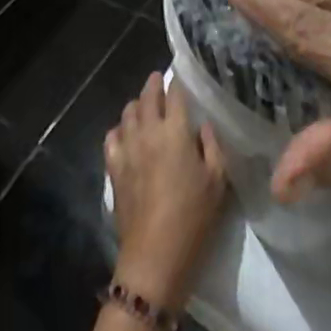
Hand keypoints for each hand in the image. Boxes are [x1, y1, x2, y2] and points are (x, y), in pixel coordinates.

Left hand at [106, 73, 228, 309]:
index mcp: (175, 132)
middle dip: (153, 85)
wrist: (155, 254)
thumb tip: (203, 125)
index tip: (181, 75)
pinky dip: (120, 129)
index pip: (174, 95)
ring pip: (127, 113)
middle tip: (159, 79)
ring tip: (145, 105)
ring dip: (137, 104)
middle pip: (146, 97)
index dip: (177, 82)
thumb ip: (212, 146)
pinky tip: (126, 133)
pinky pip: (112, 137)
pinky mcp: (113, 168)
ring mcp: (127, 149)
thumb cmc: (193, 217)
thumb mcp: (218, 181)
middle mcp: (148, 132)